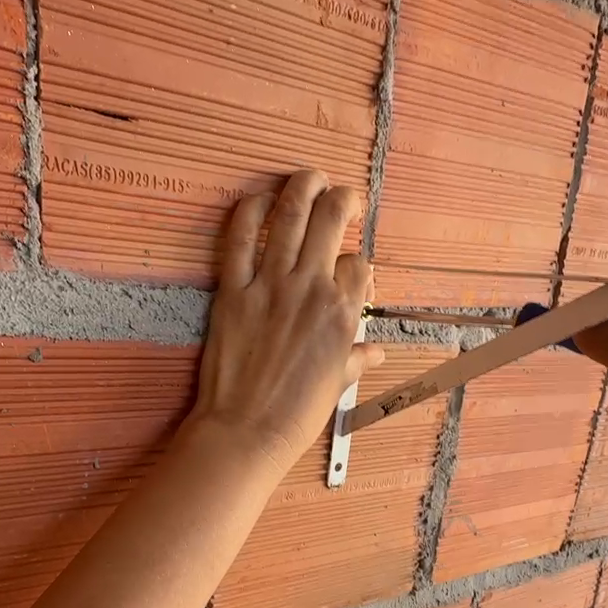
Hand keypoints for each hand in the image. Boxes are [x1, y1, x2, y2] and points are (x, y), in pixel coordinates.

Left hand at [187, 170, 384, 473]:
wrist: (248, 431)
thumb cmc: (295, 415)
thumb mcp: (335, 386)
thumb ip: (354, 359)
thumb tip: (374, 351)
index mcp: (343, 315)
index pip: (358, 264)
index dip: (356, 258)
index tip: (348, 263)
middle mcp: (312, 290)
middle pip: (332, 220)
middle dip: (341, 198)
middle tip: (340, 194)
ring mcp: (271, 286)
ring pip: (290, 216)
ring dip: (302, 186)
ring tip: (308, 176)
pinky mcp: (233, 290)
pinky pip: (240, 238)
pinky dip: (248, 211)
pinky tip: (256, 199)